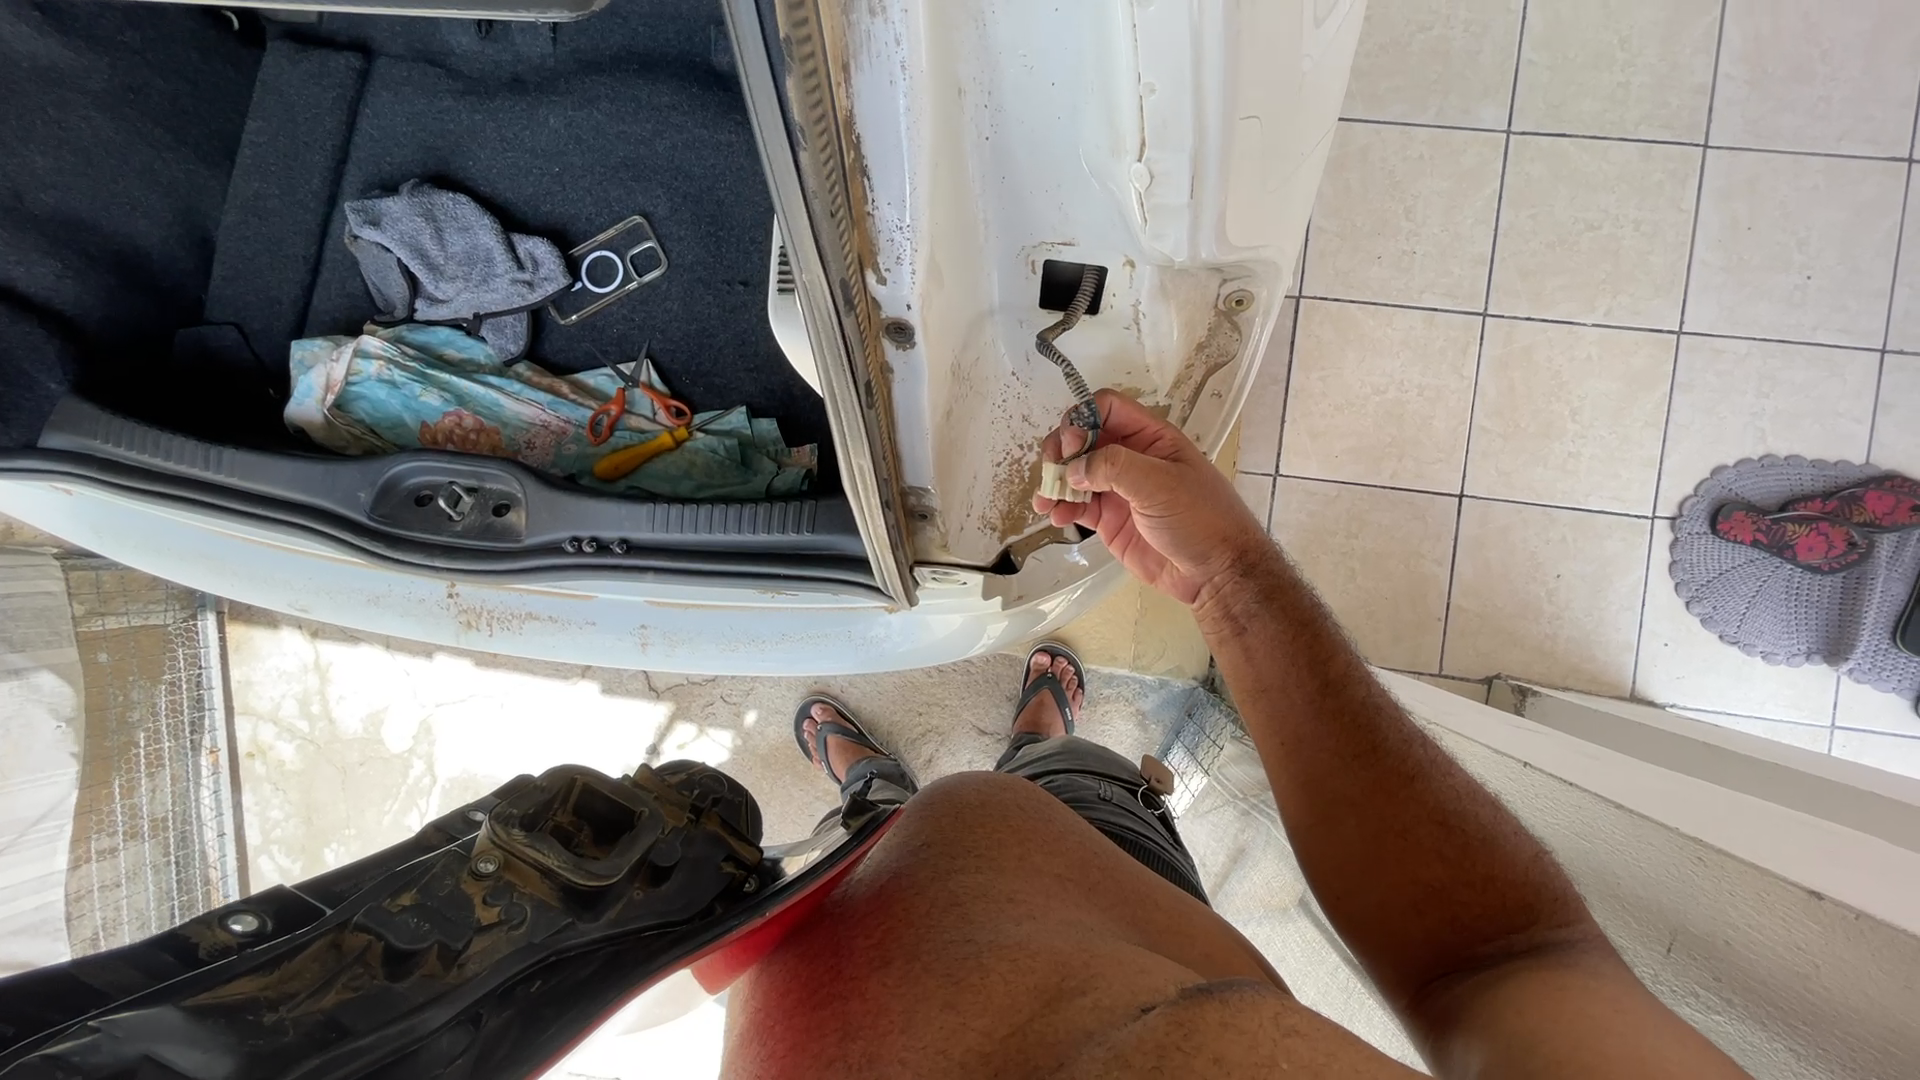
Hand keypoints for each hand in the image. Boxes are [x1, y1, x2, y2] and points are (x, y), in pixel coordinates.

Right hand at [1032, 390, 1276, 611]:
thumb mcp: (1161, 484)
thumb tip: (1074, 467)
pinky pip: (1076, 505)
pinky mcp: (1108, 519)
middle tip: (1051, 471)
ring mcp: (1117, 489)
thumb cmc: (1201, 519)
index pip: (1106, 408)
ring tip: (1045, 500)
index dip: (1082, 419)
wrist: (1215, 572)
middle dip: (1061, 450)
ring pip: (1074, 473)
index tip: (1072, 444)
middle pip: (1082, 438)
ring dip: (1054, 482)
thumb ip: (1115, 467)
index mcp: (1150, 438)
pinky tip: (1055, 517)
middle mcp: (1130, 457)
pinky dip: (1060, 508)